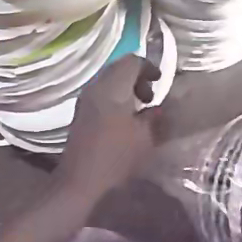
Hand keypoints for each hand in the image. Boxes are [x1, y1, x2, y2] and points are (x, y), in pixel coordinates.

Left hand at [55, 56, 157, 196]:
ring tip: (140, 110)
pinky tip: (124, 118)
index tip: (160, 83)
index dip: (149, 68)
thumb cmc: (116, 157)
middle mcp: (95, 86)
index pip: (132, 61)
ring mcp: (85, 99)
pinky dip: (115, 96)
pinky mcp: (80, 111)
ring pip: (108, 80)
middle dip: (138, 77)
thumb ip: (156, 116)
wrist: (80, 180)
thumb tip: (161, 106)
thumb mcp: (145, 138)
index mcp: (112, 87)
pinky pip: (101, 92)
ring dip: (126, 87)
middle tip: (150, 97)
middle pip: (118, 67)